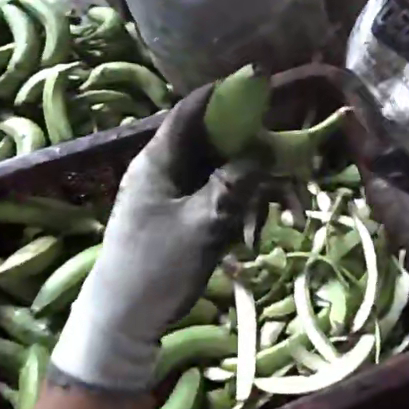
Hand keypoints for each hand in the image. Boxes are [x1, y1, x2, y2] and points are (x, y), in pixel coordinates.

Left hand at [51, 86, 263, 391]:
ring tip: (284, 214)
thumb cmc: (156, 267)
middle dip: (251, 151)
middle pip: (212, 143)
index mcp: (158, 161)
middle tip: (287, 161)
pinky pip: (214, 199)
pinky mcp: (179, 217)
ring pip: (218, 174)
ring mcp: (171, 194)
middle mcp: (164, 169)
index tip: (256, 86)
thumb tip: (263, 151)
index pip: (189, 112)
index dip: (221, 95)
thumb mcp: (201, 225)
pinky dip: (237, 210)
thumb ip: (233, 185)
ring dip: (250, 189)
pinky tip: (254, 236)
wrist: (121, 322)